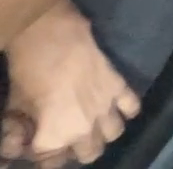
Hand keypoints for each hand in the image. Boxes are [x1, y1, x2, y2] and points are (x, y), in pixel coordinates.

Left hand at [2, 0, 139, 165]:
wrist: (57, 44)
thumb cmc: (28, 80)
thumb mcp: (11, 113)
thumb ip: (17, 136)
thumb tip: (22, 146)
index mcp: (56, 138)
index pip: (52, 163)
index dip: (40, 159)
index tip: (33, 149)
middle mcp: (87, 128)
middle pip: (90, 153)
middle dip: (73, 153)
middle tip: (58, 143)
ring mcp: (108, 106)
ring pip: (114, 134)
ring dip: (100, 135)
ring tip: (86, 130)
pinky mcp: (121, 88)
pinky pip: (132, 107)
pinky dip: (125, 113)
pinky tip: (112, 111)